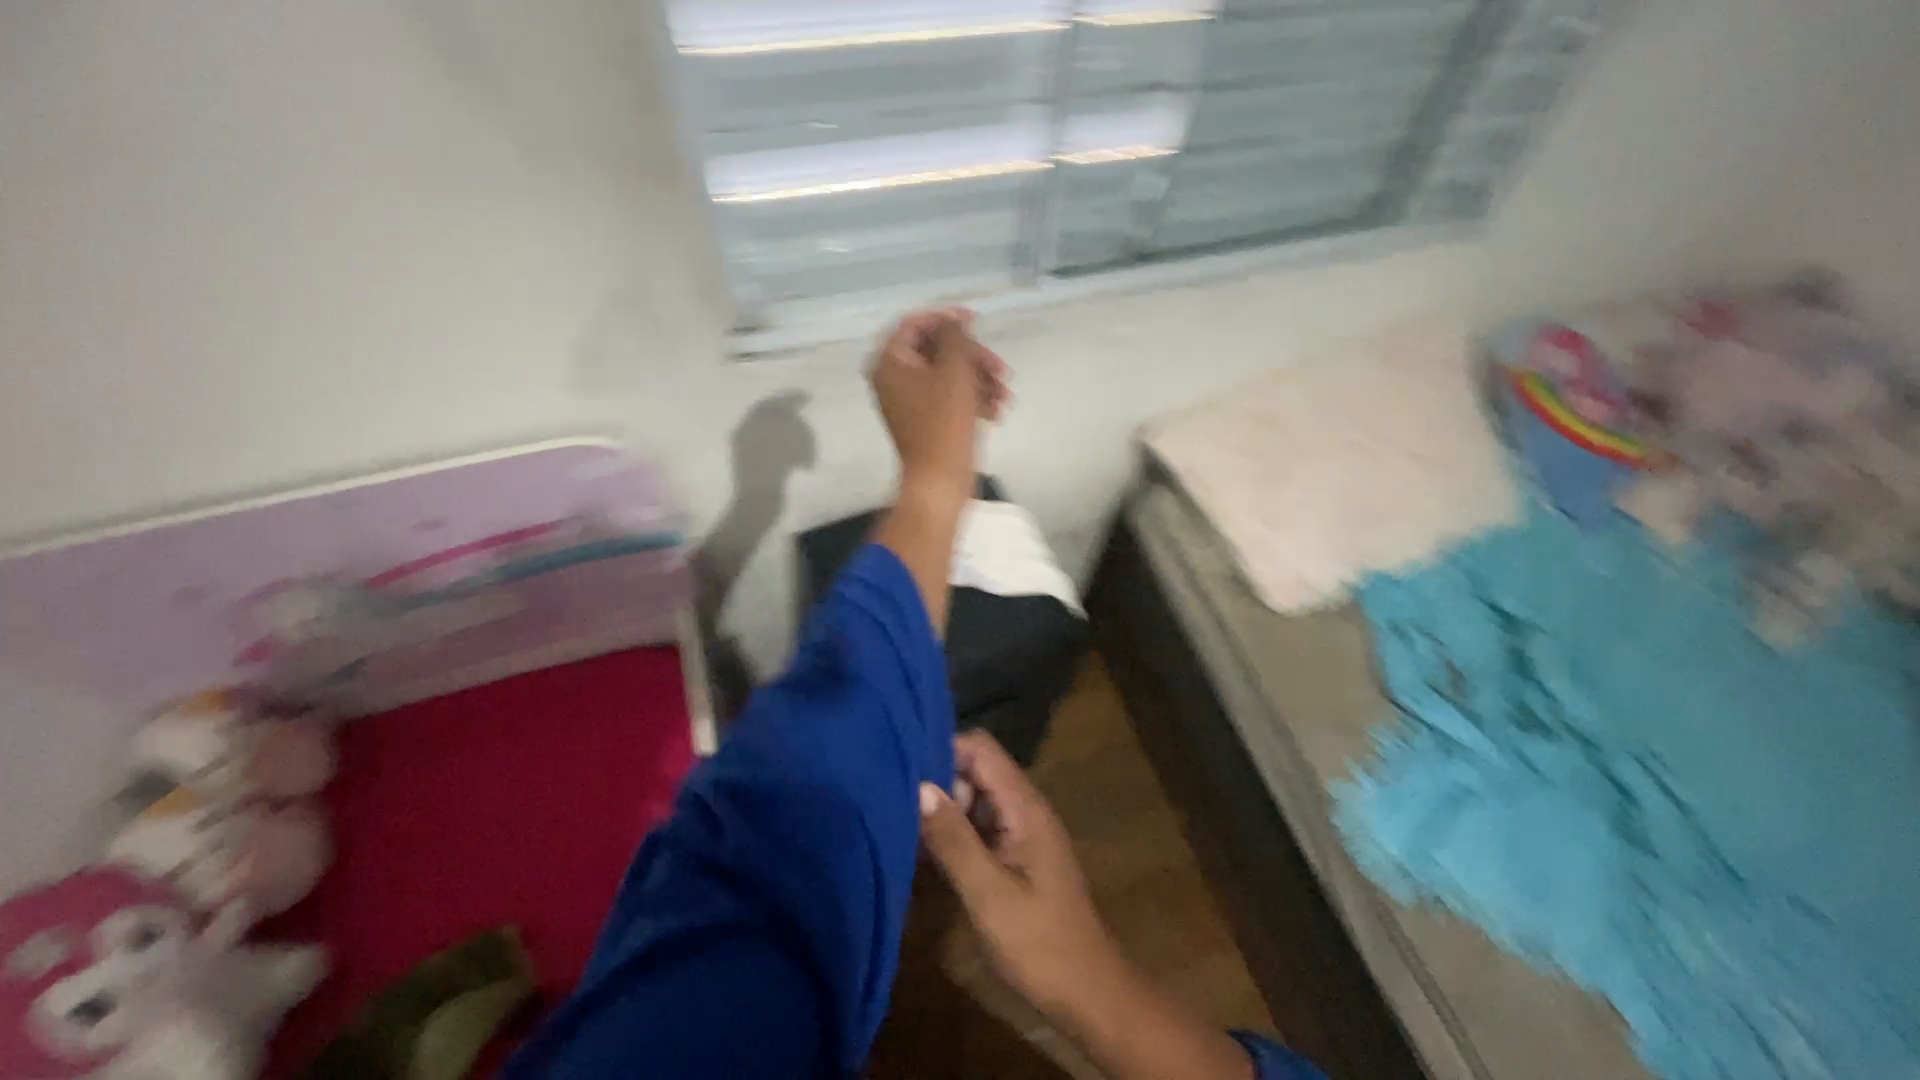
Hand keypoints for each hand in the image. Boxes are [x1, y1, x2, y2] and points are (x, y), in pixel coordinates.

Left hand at [868, 308, 1010, 502]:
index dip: (946, 317)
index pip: (915, 323)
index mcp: (890, 362)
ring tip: (1005, 397)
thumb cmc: (943, 423)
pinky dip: (974, 399)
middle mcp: (895, 378)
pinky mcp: (927, 420)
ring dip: (981, 380)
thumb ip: (954, 336)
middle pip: (937, 350)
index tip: (977, 320)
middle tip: (1002, 369)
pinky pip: (950, 397)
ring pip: (949, 374)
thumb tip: (954, 320)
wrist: (940, 482)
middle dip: (974, 357)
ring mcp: (910, 401)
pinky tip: (996, 412)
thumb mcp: (953, 371)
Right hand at [920, 733, 1261, 1079]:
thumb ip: (953, 838)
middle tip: (896, 811)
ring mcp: (1021, 833)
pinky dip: (953, 835)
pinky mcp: (1015, 857)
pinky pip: (978, 828)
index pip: (980, 748)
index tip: (901, 771)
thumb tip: (918, 786)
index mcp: (1024, 807)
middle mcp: (1024, 809)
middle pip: (974, 770)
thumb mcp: (988, 892)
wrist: (1087, 993)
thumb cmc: (1039, 943)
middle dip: (937, 783)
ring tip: (900, 830)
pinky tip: (923, 857)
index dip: (941, 751)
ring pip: (974, 800)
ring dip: (942, 812)